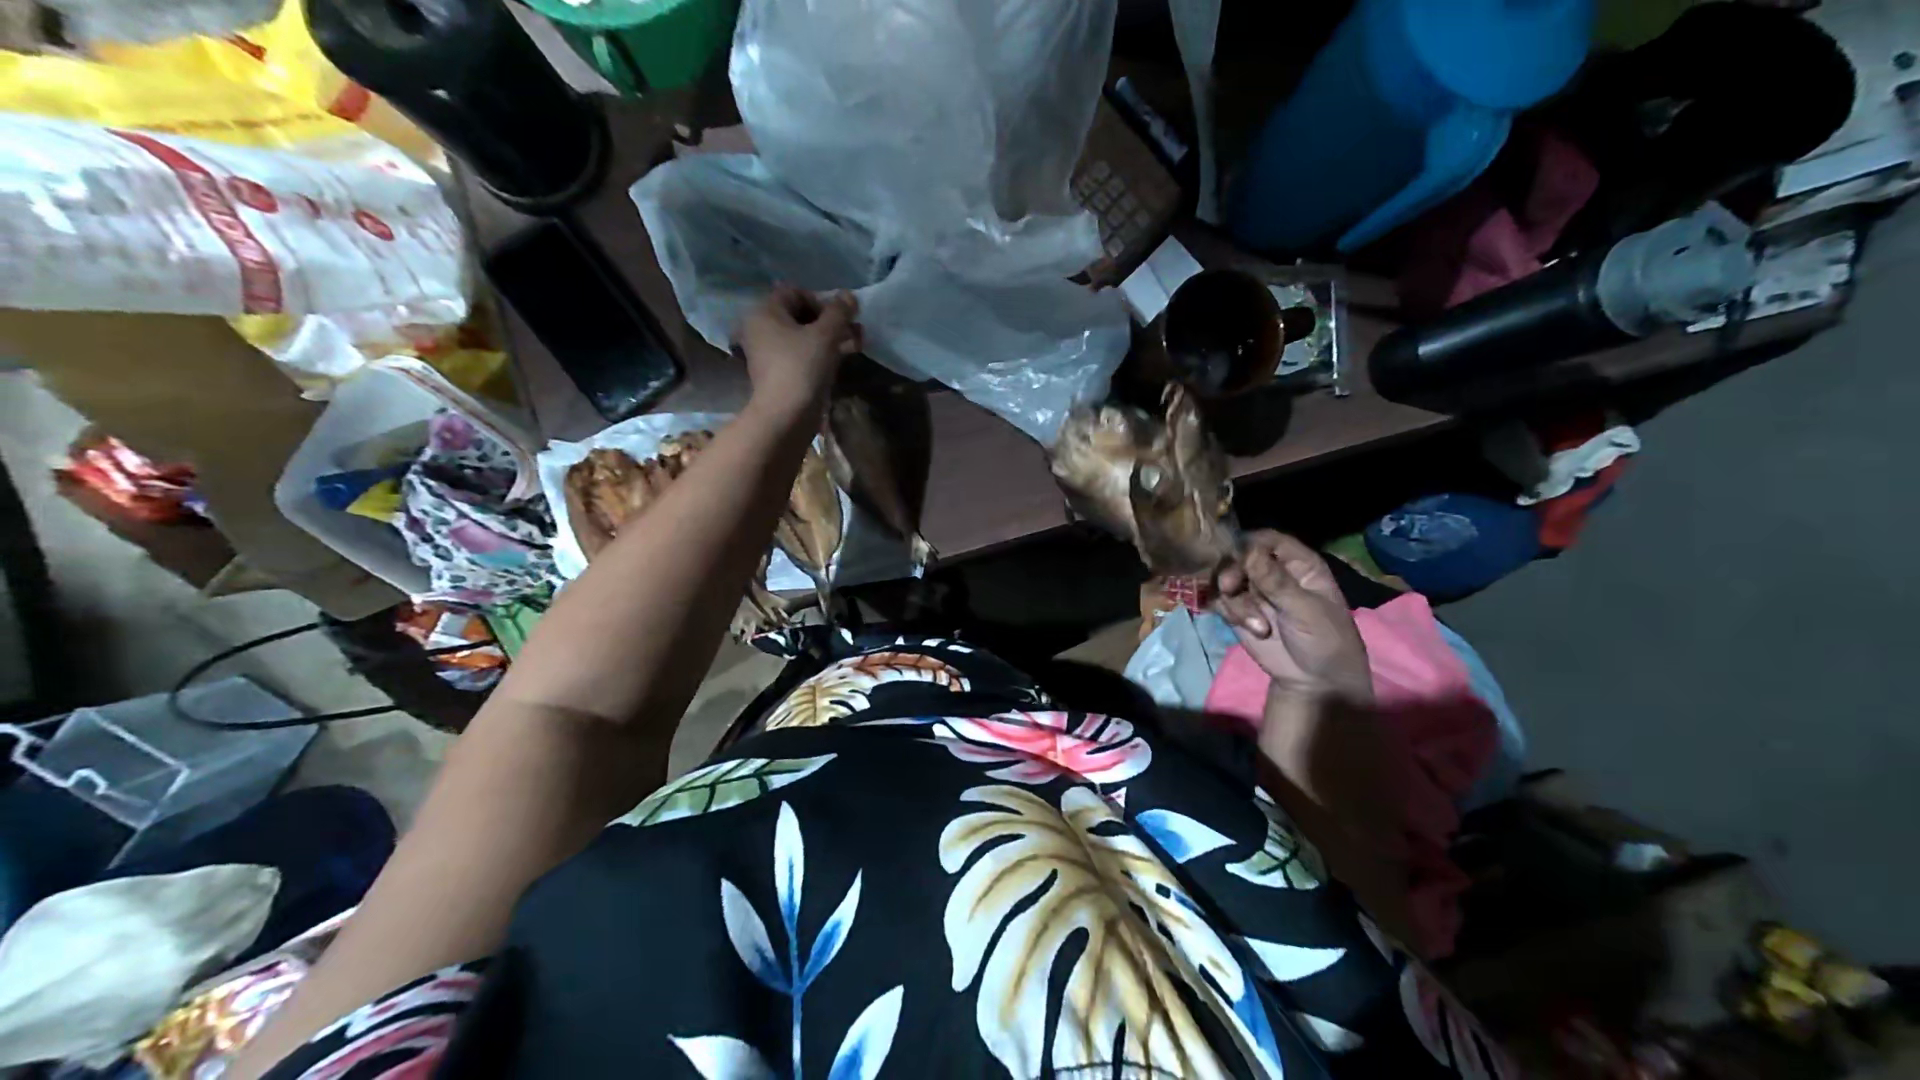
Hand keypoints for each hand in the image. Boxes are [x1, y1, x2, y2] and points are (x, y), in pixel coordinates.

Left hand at [737, 286, 860, 417]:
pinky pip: (803, 354)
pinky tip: (845, 356)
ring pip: (805, 336)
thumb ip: (839, 312)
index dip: (821, 300)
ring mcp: (771, 353)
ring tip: (858, 344)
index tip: (839, 317)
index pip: (795, 293)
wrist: (786, 415)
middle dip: (832, 321)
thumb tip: (848, 295)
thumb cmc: (803, 366)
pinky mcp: (781, 373)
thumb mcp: (826, 334)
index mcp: (765, 312)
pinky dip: (823, 352)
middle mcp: (762, 329)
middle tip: (855, 330)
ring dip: (832, 337)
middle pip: (802, 315)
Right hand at [1214, 530, 1370, 701]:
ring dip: (1235, 602)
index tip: (1239, 557)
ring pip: (1226, 579)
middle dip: (1232, 572)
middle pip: (1239, 557)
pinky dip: (1227, 612)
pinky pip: (1220, 601)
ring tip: (1257, 626)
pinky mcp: (1238, 611)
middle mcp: (1271, 572)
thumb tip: (1250, 553)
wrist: (1315, 681)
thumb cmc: (1325, 641)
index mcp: (1298, 564)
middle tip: (1229, 588)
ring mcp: (1253, 591)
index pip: (1267, 540)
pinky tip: (1248, 628)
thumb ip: (1277, 582)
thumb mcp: (1306, 610)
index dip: (1250, 544)